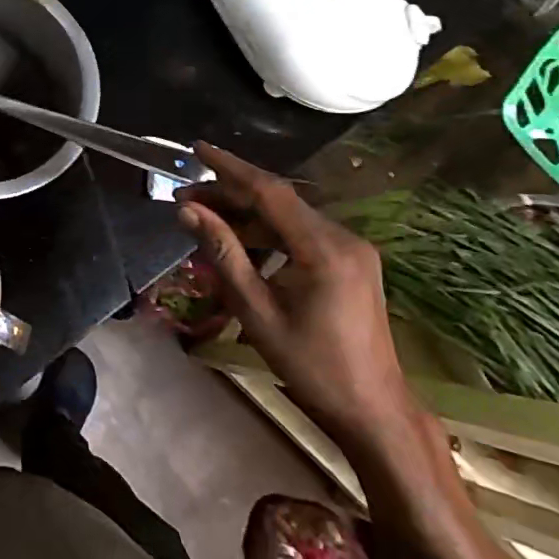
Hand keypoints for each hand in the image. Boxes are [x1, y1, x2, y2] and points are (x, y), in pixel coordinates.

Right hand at [175, 145, 514, 558]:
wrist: (373, 409)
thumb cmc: (310, 364)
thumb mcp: (255, 309)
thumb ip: (222, 252)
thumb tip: (187, 210)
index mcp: (324, 249)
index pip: (270, 192)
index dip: (230, 167)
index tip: (197, 148)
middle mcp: (343, 239)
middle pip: (277, 200)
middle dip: (229, 193)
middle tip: (185, 197)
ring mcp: (351, 249)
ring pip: (287, 216)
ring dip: (245, 213)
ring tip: (201, 217)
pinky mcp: (350, 262)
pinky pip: (299, 233)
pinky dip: (265, 232)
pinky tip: (236, 239)